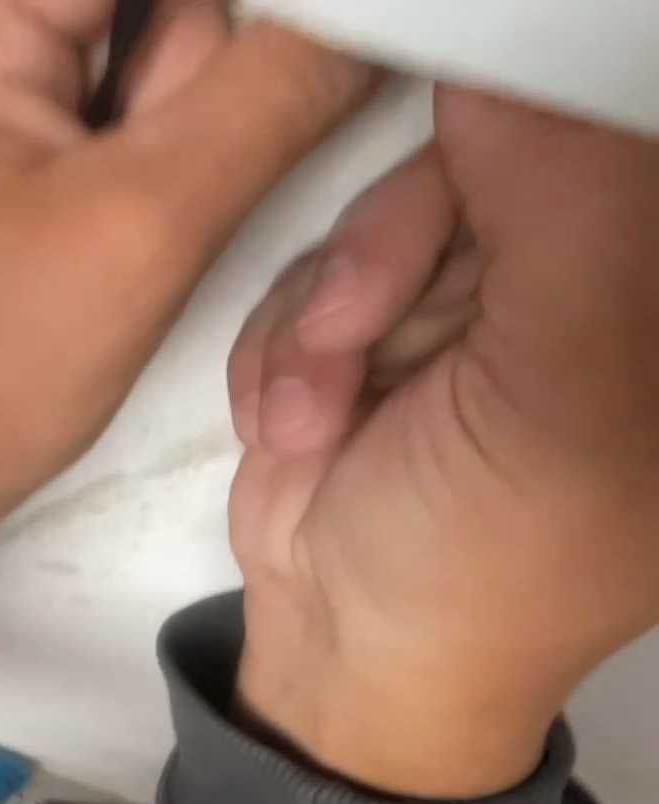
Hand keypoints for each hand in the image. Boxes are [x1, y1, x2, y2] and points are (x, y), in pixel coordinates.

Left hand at [0, 0, 374, 616]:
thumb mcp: (147, 225)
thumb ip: (280, 79)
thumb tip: (383, 2)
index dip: (219, 18)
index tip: (204, 124)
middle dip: (178, 84)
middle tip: (127, 204)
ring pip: (129, 55)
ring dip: (157, 138)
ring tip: (95, 242)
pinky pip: (95, 116)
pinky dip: (129, 164)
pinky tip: (88, 239)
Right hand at [229, 86, 658, 798]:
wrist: (342, 633)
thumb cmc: (481, 550)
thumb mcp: (555, 388)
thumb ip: (566, 216)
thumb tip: (515, 81)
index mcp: (656, 288)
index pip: (604, 139)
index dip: (522, 141)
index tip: (452, 190)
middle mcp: (566, 283)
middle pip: (466, 174)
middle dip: (373, 269)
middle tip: (343, 350)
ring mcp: (446, 311)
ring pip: (359, 238)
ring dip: (308, 334)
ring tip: (309, 420)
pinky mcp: (347, 341)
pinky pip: (293, 296)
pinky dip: (271, 361)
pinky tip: (289, 424)